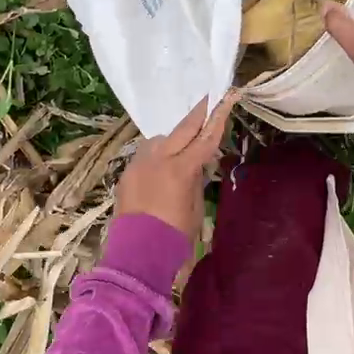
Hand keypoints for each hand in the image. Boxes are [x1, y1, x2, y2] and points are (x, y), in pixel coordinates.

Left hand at [115, 93, 238, 240]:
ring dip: (173, 139)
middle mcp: (158, 159)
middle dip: (198, 113)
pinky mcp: (127, 173)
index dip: (218, 118)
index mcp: (180, 169)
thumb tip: (196, 164)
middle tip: (209, 98)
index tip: (226, 99)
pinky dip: (157, 155)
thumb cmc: (174, 237)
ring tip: (182, 149)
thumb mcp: (195, 207)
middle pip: (182, 129)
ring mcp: (139, 164)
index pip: (205, 138)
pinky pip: (146, 155)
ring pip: (160, 140)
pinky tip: (161, 169)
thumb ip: (195, 179)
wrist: (136, 255)